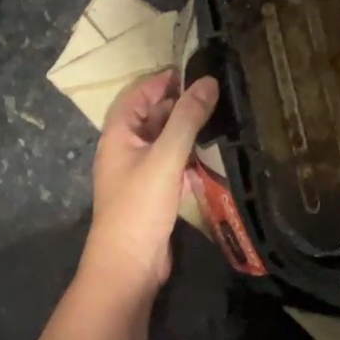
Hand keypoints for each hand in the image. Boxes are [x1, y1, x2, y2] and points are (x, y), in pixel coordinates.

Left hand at [82, 70, 220, 295]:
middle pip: (153, 114)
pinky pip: (172, 162)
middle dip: (180, 103)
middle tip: (216, 92)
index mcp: (118, 134)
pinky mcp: (153, 193)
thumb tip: (208, 80)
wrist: (128, 269)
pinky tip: (212, 153)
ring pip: (164, 139)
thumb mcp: (166, 156)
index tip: (197, 69)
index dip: (164, 79)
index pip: (139, 93)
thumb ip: (187, 118)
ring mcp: (139, 172)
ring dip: (187, 129)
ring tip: (220, 117)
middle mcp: (126, 149)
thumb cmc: (139, 207)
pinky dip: (189, 154)